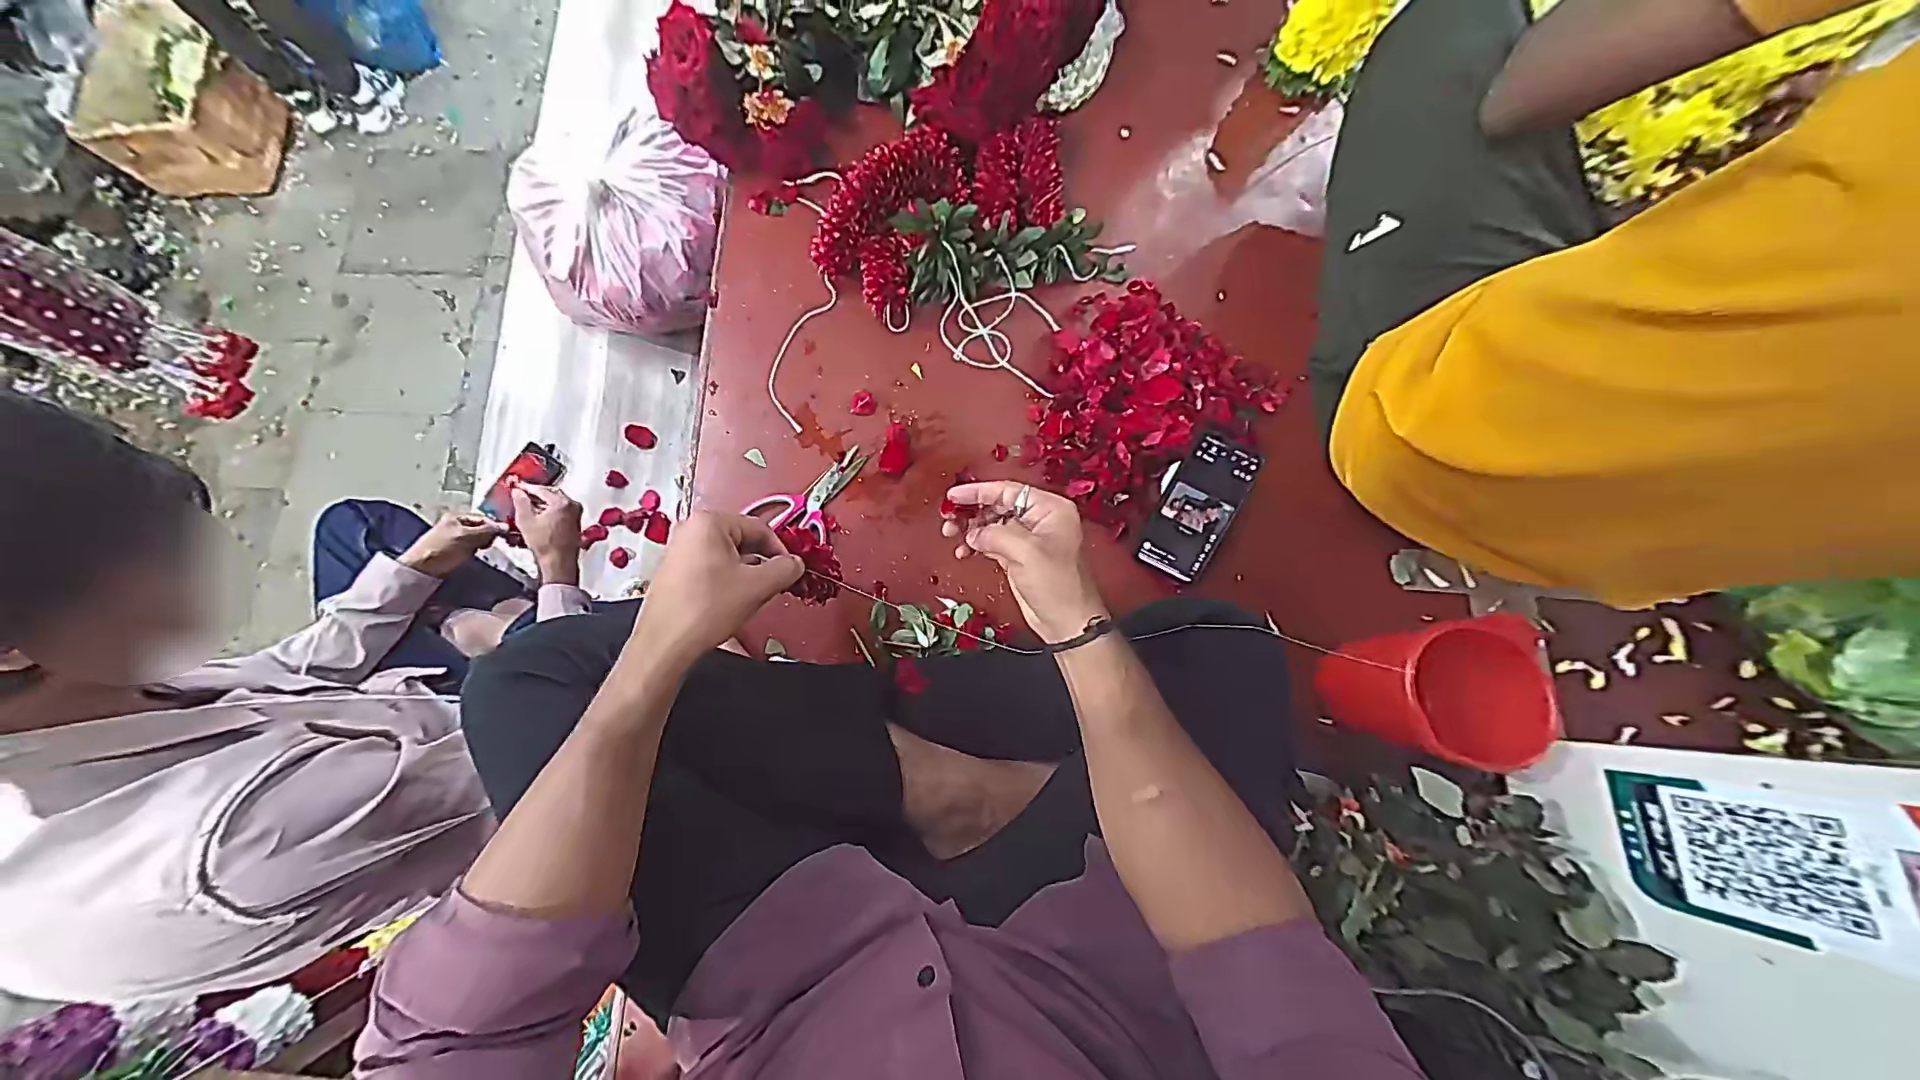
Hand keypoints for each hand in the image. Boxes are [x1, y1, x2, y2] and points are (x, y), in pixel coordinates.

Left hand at [397, 511, 508, 577]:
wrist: (422, 569)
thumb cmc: (444, 549)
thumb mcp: (468, 536)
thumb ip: (489, 530)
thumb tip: (507, 527)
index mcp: (457, 516)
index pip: (485, 518)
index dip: (495, 526)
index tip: (505, 536)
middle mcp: (456, 523)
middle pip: (482, 527)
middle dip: (490, 535)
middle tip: (492, 543)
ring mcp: (455, 536)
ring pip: (479, 537)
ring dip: (485, 543)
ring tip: (483, 549)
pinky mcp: (455, 548)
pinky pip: (473, 546)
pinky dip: (478, 549)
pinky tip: (476, 554)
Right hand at [511, 484, 583, 585]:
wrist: (558, 561)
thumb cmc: (546, 544)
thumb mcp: (526, 520)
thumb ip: (521, 502)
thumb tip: (518, 492)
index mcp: (562, 503)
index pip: (541, 489)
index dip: (526, 487)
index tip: (517, 486)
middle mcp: (573, 506)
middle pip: (551, 494)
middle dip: (535, 494)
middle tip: (522, 493)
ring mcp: (576, 514)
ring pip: (556, 502)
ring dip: (542, 502)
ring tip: (527, 505)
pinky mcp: (575, 522)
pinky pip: (561, 510)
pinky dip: (549, 510)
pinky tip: (538, 515)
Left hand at [628, 512, 801, 669]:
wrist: (665, 644)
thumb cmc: (707, 609)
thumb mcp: (758, 586)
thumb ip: (786, 569)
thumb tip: (795, 563)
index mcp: (709, 522)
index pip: (759, 529)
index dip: (780, 550)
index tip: (789, 570)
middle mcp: (690, 530)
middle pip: (743, 541)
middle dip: (762, 564)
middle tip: (772, 586)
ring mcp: (678, 550)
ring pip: (728, 556)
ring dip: (746, 575)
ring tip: (750, 598)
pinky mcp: (674, 571)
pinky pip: (711, 568)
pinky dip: (727, 581)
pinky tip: (730, 603)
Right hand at [943, 481, 1108, 643]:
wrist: (1067, 622)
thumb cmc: (1058, 585)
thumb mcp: (1026, 552)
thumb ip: (995, 535)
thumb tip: (973, 533)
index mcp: (1050, 509)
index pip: (1008, 490)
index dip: (978, 491)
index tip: (954, 496)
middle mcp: (1040, 519)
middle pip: (997, 505)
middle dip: (972, 511)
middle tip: (949, 520)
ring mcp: (1029, 538)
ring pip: (992, 523)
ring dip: (970, 529)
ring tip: (951, 535)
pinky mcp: (1019, 556)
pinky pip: (991, 542)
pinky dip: (976, 545)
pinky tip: (963, 551)